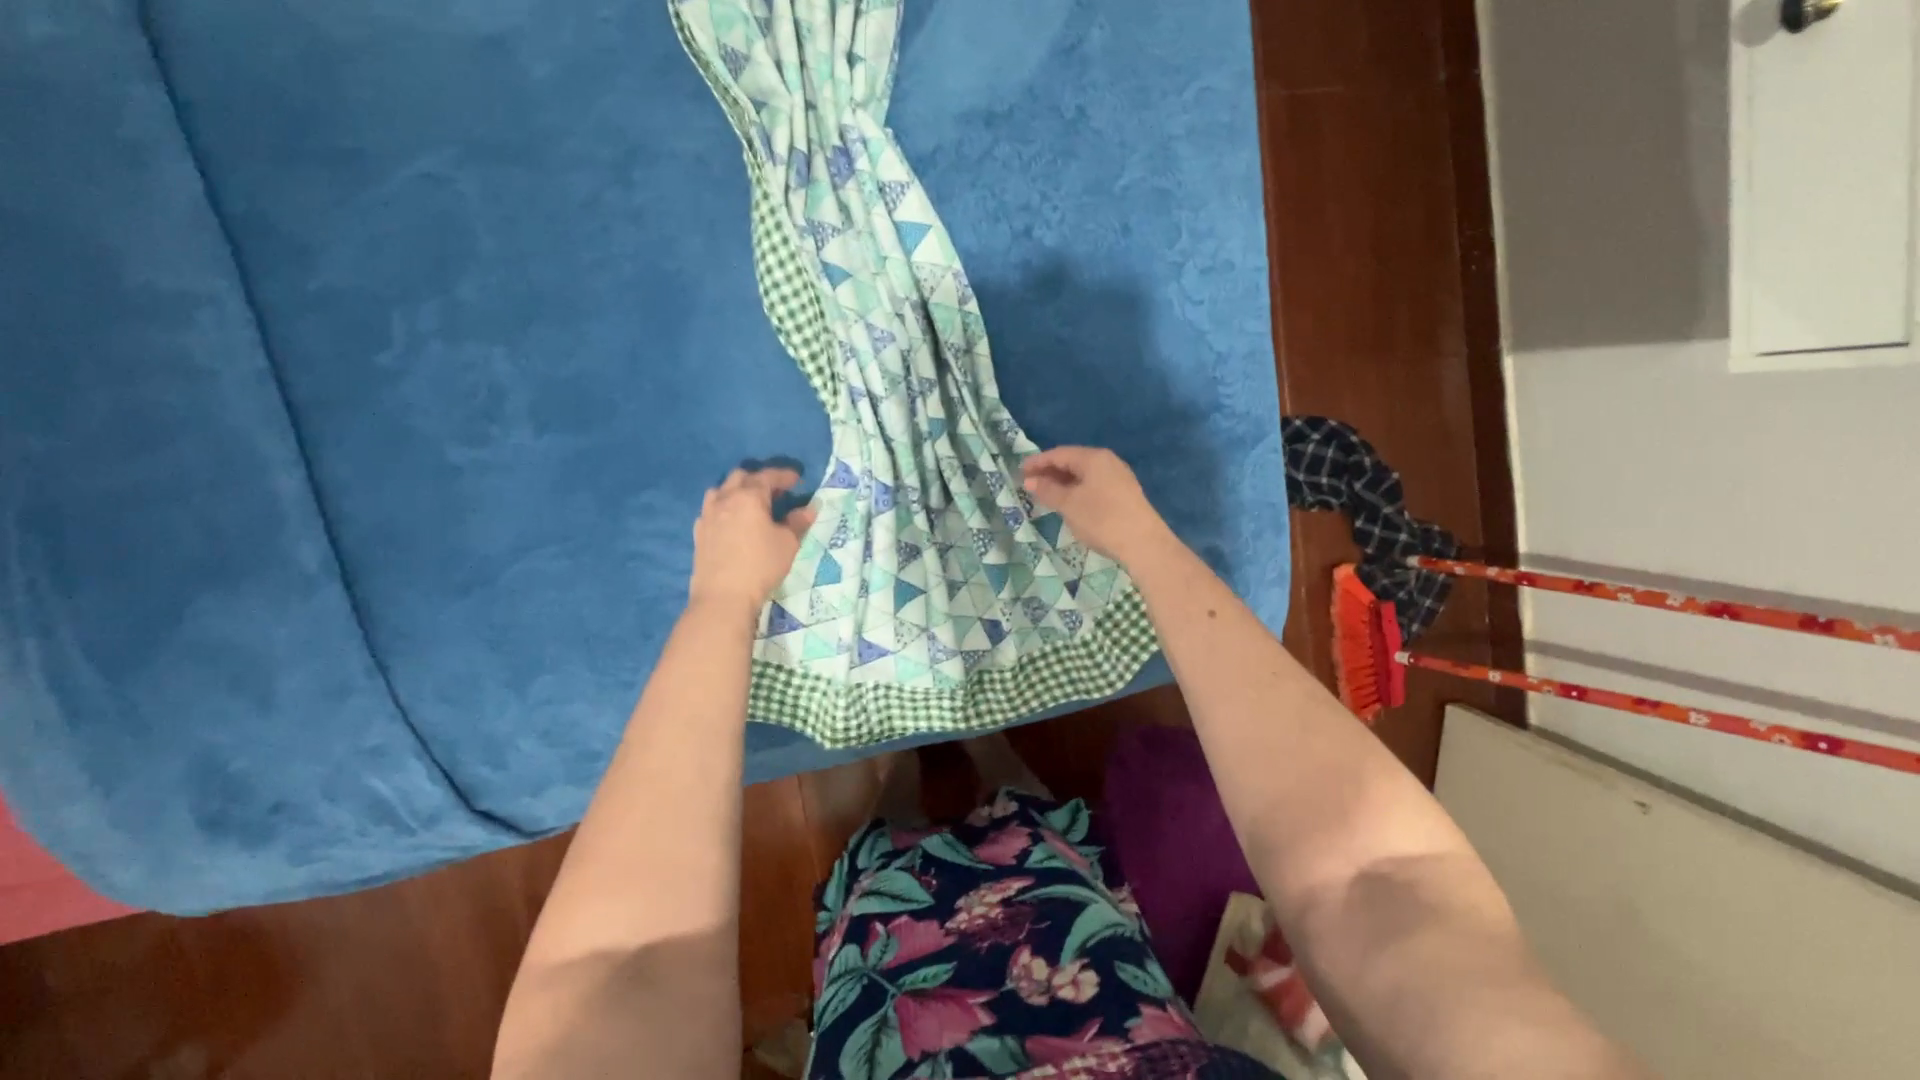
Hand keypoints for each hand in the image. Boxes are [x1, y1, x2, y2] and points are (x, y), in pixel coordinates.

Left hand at [689, 467, 816, 613]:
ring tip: (750, 503)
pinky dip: (724, 508)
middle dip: (758, 479)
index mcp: (748, 497)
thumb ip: (798, 523)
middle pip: (740, 477)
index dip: (784, 475)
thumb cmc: (761, 566)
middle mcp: (725, 499)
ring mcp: (708, 515)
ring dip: (737, 490)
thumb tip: (809, 509)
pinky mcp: (699, 532)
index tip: (797, 478)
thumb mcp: (787, 544)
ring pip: (721, 490)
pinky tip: (731, 522)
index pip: (767, 476)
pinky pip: (711, 509)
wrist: (723, 596)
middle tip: (774, 492)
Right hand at [1020, 446, 1170, 563]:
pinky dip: (1077, 490)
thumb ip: (1048, 490)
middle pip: (1073, 461)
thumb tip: (1030, 480)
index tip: (1019, 472)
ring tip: (1045, 494)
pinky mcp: (1124, 493)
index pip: (1060, 454)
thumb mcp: (1069, 505)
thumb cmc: (1101, 519)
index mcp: (1094, 458)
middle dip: (1050, 472)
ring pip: (1084, 474)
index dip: (1038, 462)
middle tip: (1029, 483)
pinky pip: (1094, 484)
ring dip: (1063, 482)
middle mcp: (1108, 461)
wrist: (1143, 543)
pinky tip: (1069, 502)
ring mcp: (1118, 477)